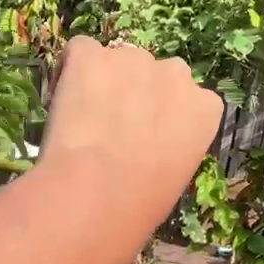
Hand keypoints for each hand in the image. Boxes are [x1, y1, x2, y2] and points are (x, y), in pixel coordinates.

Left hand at [38, 36, 222, 227]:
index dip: (157, 120)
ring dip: (98, 85)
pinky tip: (58, 108)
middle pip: (151, 76)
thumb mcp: (170, 183)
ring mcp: (133, 59)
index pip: (186, 100)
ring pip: (113, 64)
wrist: (95, 195)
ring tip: (79, 127)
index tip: (138, 142)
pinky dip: (66, 76)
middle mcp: (176, 73)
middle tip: (105, 134)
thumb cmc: (136, 208)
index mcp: (205, 108)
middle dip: (130, 96)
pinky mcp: (91, 57)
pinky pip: (78, 55)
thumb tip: (142, 160)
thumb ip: (166, 154)